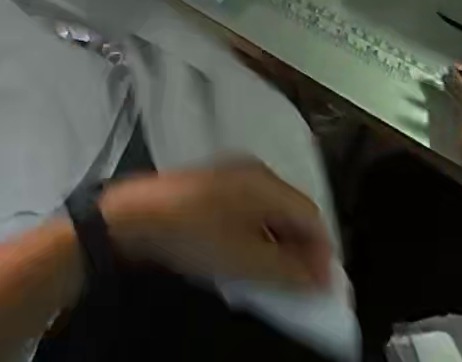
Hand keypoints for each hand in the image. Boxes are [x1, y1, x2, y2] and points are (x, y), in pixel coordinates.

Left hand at [99, 161, 332, 289]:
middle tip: (300, 287)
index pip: (311, 215)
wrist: (138, 216)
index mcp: (267, 182)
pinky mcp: (215, 185)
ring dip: (279, 243)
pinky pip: (251, 209)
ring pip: (271, 211)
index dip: (322, 253)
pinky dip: (258, 234)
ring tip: (274, 278)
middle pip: (292, 210)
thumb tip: (323, 279)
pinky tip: (248, 259)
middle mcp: (254, 171)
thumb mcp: (248, 262)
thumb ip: (290, 271)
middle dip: (301, 249)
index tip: (322, 289)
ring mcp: (233, 175)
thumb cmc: (197, 235)